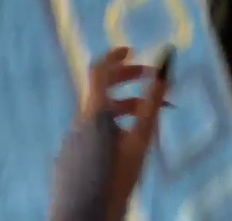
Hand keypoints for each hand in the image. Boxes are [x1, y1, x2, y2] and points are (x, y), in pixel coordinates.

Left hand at [81, 47, 170, 220]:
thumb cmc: (115, 180)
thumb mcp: (140, 142)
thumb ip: (152, 103)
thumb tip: (164, 69)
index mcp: (95, 112)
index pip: (99, 69)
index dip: (114, 55)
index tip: (132, 50)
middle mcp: (79, 121)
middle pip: (100, 89)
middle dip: (126, 80)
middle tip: (149, 80)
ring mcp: (70, 142)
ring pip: (98, 115)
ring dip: (122, 107)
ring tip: (146, 120)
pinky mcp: (67, 161)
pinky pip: (90, 134)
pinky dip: (109, 129)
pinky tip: (123, 149)